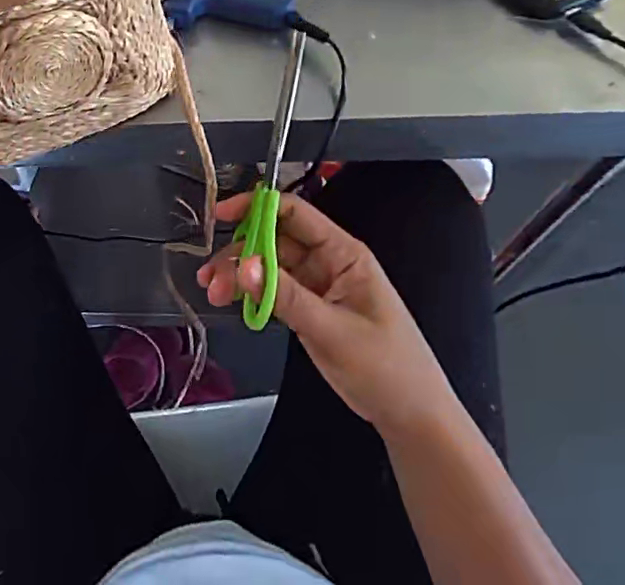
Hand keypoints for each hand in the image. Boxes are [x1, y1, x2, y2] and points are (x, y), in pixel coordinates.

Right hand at [196, 192, 457, 433]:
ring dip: (240, 275)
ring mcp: (318, 286)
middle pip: (274, 240)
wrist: (412, 416)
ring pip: (269, 266)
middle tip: (212, 274)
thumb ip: (286, 296)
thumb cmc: (389, 369)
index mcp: (344, 253)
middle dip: (240, 251)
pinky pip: (274, 291)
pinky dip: (252, 294)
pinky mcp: (309, 309)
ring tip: (214, 291)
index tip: (224, 215)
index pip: (295, 213)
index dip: (257, 207)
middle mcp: (328, 262)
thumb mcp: (333, 330)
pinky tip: (234, 302)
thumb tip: (245, 266)